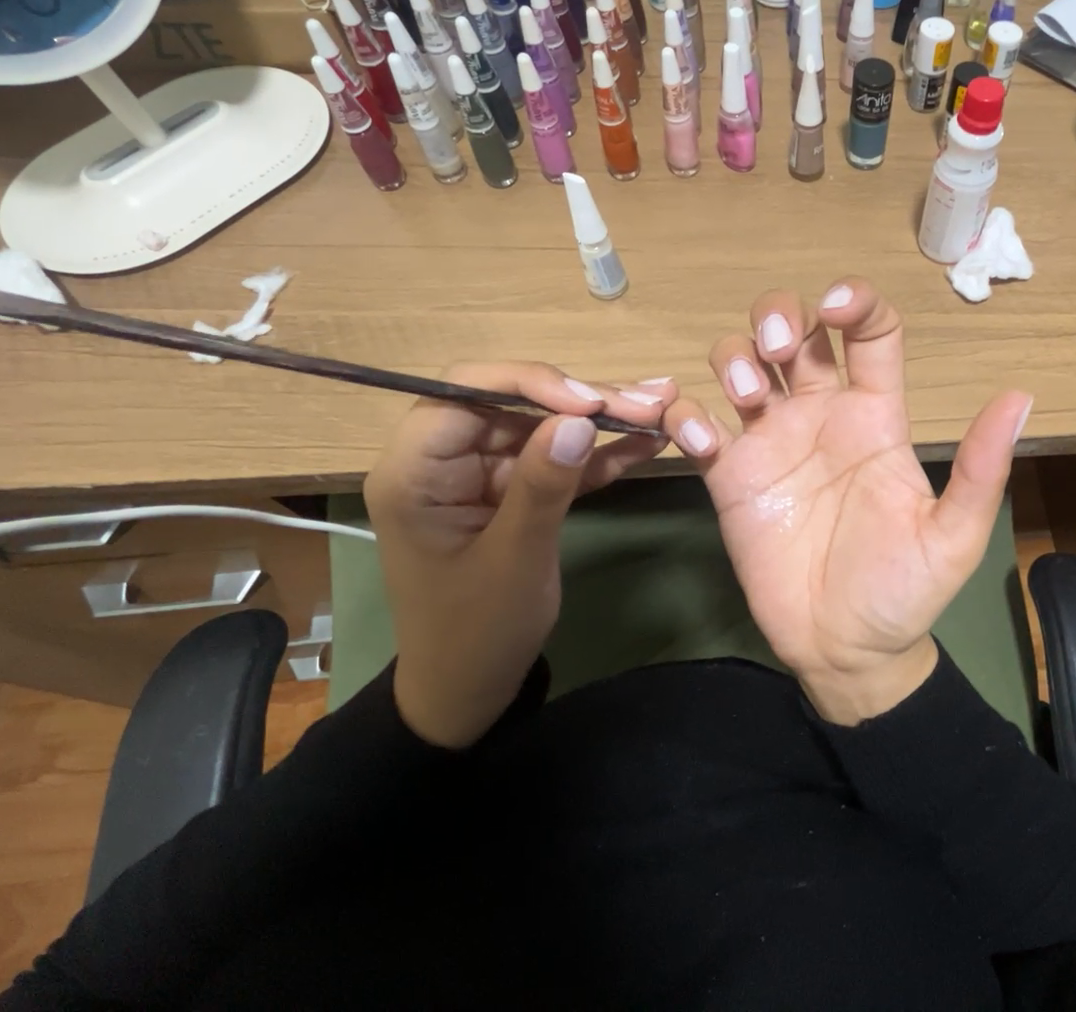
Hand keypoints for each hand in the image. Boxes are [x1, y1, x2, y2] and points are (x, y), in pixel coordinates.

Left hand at [364, 365, 674, 747]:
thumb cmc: (478, 632)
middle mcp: (442, 459)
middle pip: (512, 403)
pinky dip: (598, 455)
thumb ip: (542, 485)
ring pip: (541, 427)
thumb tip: (577, 420)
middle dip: (581, 400)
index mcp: (415, 471)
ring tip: (660, 409)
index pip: (465, 393)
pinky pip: (554, 461)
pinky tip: (646, 443)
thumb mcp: (515, 560)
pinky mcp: (511, 493)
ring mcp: (479, 475)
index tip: (592, 404)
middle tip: (649, 404)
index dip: (530, 385)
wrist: (469, 689)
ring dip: (600, 421)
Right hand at [662, 281, 1030, 724]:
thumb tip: (1021, 397)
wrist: (845, 649)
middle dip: (779, 316)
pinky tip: (704, 441)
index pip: (869, 334)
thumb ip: (978, 469)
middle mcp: (821, 416)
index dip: (855, 303)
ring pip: (741, 361)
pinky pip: (698, 425)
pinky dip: (689, 416)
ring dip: (735, 358)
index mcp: (876, 418)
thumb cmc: (903, 592)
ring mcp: (771, 442)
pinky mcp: (730, 476)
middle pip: (794, 330)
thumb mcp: (951, 537)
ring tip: (746, 398)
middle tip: (775, 351)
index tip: (835, 308)